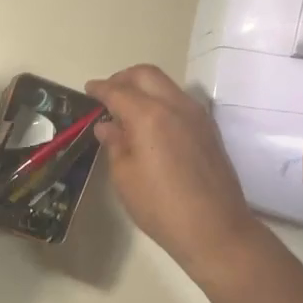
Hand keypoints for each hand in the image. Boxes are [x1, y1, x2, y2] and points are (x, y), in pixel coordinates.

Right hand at [85, 65, 263, 281]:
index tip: (88, 90)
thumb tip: (108, 126)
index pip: (118, 91)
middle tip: (107, 94)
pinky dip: (160, 102)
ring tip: (126, 110)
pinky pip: (179, 102)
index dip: (100, 89)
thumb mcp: (124, 177)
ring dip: (144, 89)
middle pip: (146, 75)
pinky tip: (150, 125)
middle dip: (123, 78)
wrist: (214, 228)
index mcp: (149, 115)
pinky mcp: (208, 129)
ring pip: (166, 86)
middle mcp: (176, 106)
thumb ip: (115, 144)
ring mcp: (197, 116)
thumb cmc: (159, 206)